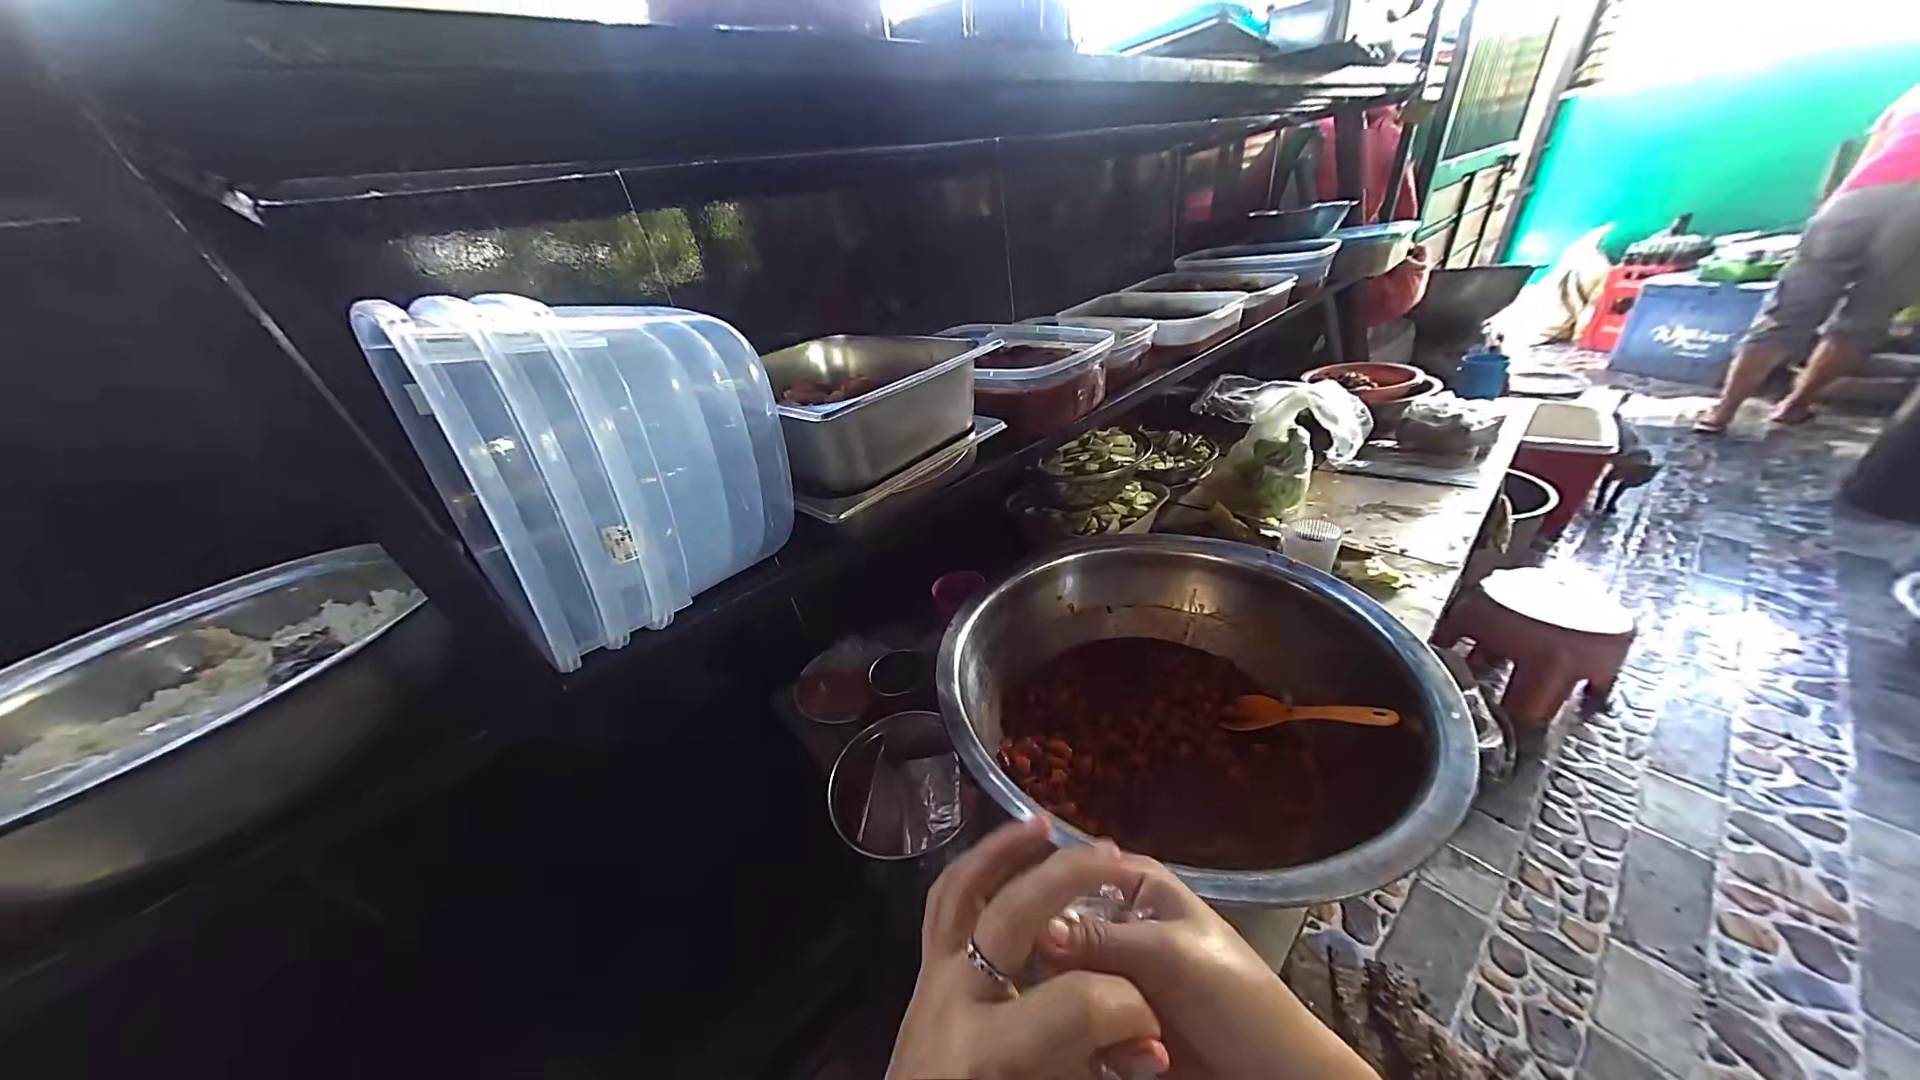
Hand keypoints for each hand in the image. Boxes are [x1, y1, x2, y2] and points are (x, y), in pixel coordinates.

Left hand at [886, 820, 1169, 1079]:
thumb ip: (1099, 1070)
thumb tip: (1153, 1041)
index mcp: (987, 1052)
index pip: (1074, 1005)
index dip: (1125, 1007)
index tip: (1152, 1020)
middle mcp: (952, 1000)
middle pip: (1011, 915)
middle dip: (1066, 879)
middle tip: (1111, 857)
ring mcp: (929, 975)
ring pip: (961, 888)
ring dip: (1003, 848)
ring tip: (1041, 823)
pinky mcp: (923, 966)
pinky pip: (943, 901)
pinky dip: (974, 868)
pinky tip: (1001, 851)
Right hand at [1038, 852, 1377, 1079]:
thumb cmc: (1235, 998)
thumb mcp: (1170, 956)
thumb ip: (1101, 938)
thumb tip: (1034, 929)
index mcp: (1133, 881)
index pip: (1071, 870)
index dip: (1044, 893)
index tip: (1024, 930)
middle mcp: (1116, 918)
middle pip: (1060, 926)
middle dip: (1059, 962)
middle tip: (1063, 993)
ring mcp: (1113, 969)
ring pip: (1062, 975)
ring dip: (1076, 1007)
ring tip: (1108, 1037)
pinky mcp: (1111, 1015)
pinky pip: (1076, 1015)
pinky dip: (1087, 1035)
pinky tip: (1109, 1057)